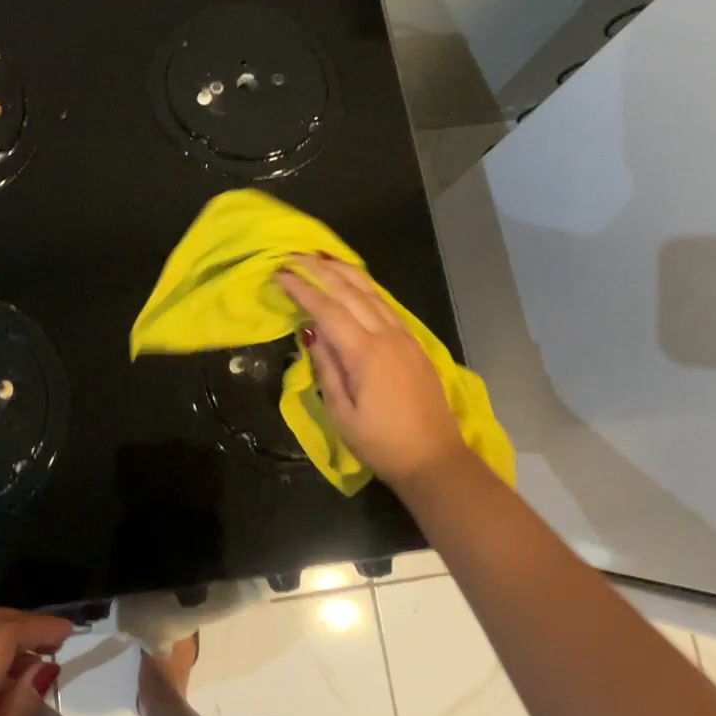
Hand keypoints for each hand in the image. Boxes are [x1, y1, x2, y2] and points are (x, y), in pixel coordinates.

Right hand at [276, 255, 469, 486]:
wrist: (435, 459)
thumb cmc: (381, 443)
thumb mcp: (341, 413)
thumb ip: (326, 368)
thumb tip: (310, 332)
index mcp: (365, 353)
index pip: (327, 309)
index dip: (302, 289)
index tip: (280, 273)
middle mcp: (387, 335)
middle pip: (351, 291)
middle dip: (320, 270)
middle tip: (295, 256)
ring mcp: (404, 337)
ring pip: (372, 292)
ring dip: (344, 272)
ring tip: (321, 258)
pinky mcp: (414, 344)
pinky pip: (386, 305)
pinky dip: (366, 288)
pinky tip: (354, 283)